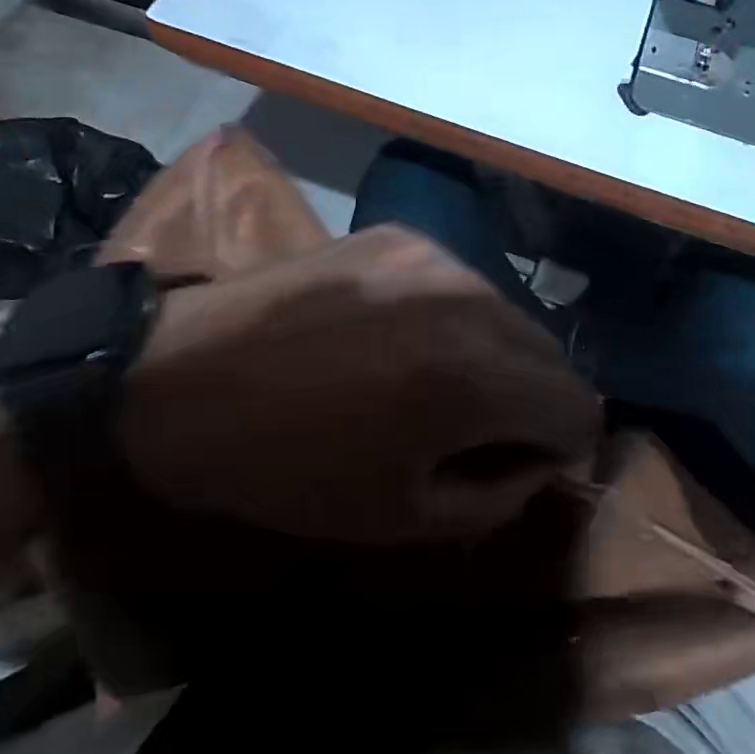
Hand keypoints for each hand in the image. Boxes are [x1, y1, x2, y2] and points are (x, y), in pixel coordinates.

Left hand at [117, 224, 602, 543]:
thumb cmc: (286, 466)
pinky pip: (469, 287)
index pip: (582, 407)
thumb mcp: (403, 517)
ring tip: (436, 381)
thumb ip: (500, 494)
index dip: (563, 445)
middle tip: (477, 429)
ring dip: (497, 357)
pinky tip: (402, 338)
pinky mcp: (406, 236)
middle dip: (533, 400)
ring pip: (515, 318)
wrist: (172, 378)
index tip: (521, 462)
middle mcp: (476, 301)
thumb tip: (542, 459)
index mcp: (478, 377)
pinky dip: (458, 321)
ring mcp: (441, 258)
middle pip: (557, 357)